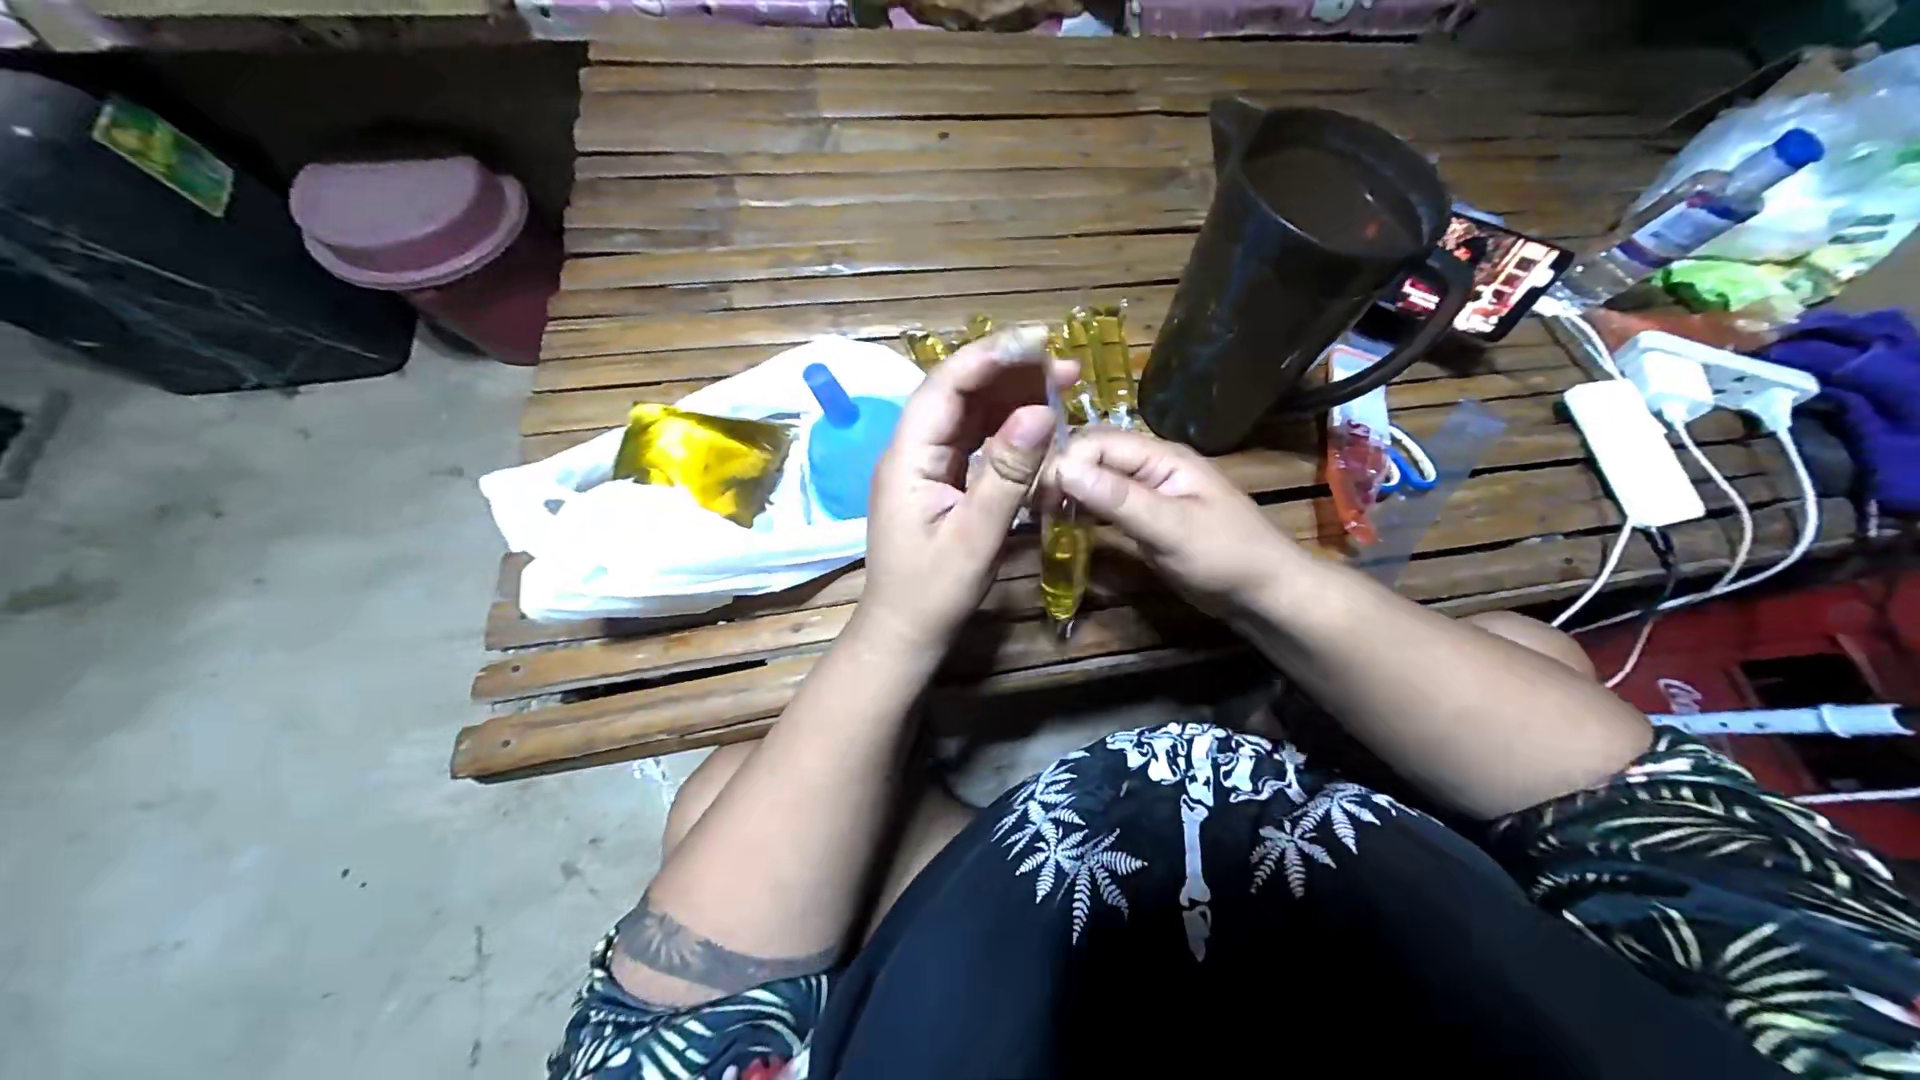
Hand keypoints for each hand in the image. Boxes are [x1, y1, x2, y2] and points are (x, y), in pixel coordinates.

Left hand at [858, 325, 1078, 652]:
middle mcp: (911, 450)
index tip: (1040, 343)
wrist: (904, 630)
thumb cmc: (933, 593)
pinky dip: (1005, 425)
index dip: (991, 359)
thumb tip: (1041, 412)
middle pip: (957, 392)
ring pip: (967, 412)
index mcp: (908, 458)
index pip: (945, 388)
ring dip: (1010, 394)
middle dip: (1007, 371)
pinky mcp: (938, 478)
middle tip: (1063, 364)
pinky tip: (1036, 420)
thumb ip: (1007, 475)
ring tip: (1060, 383)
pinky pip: (972, 438)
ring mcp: (924, 463)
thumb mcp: (976, 538)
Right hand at [1050, 429, 1307, 618]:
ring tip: (1040, 518)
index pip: (1096, 442)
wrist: (1265, 595)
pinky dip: (1082, 511)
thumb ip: (1118, 499)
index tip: (1038, 498)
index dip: (1064, 463)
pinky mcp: (1143, 516)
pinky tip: (1063, 526)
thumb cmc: (1226, 557)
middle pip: (1092, 456)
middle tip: (1033, 509)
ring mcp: (1146, 491)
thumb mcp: (1171, 528)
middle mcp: (1150, 465)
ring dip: (1068, 493)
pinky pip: (1103, 504)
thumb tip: (1061, 469)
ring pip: (1094, 479)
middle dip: (1060, 475)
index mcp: (1161, 456)